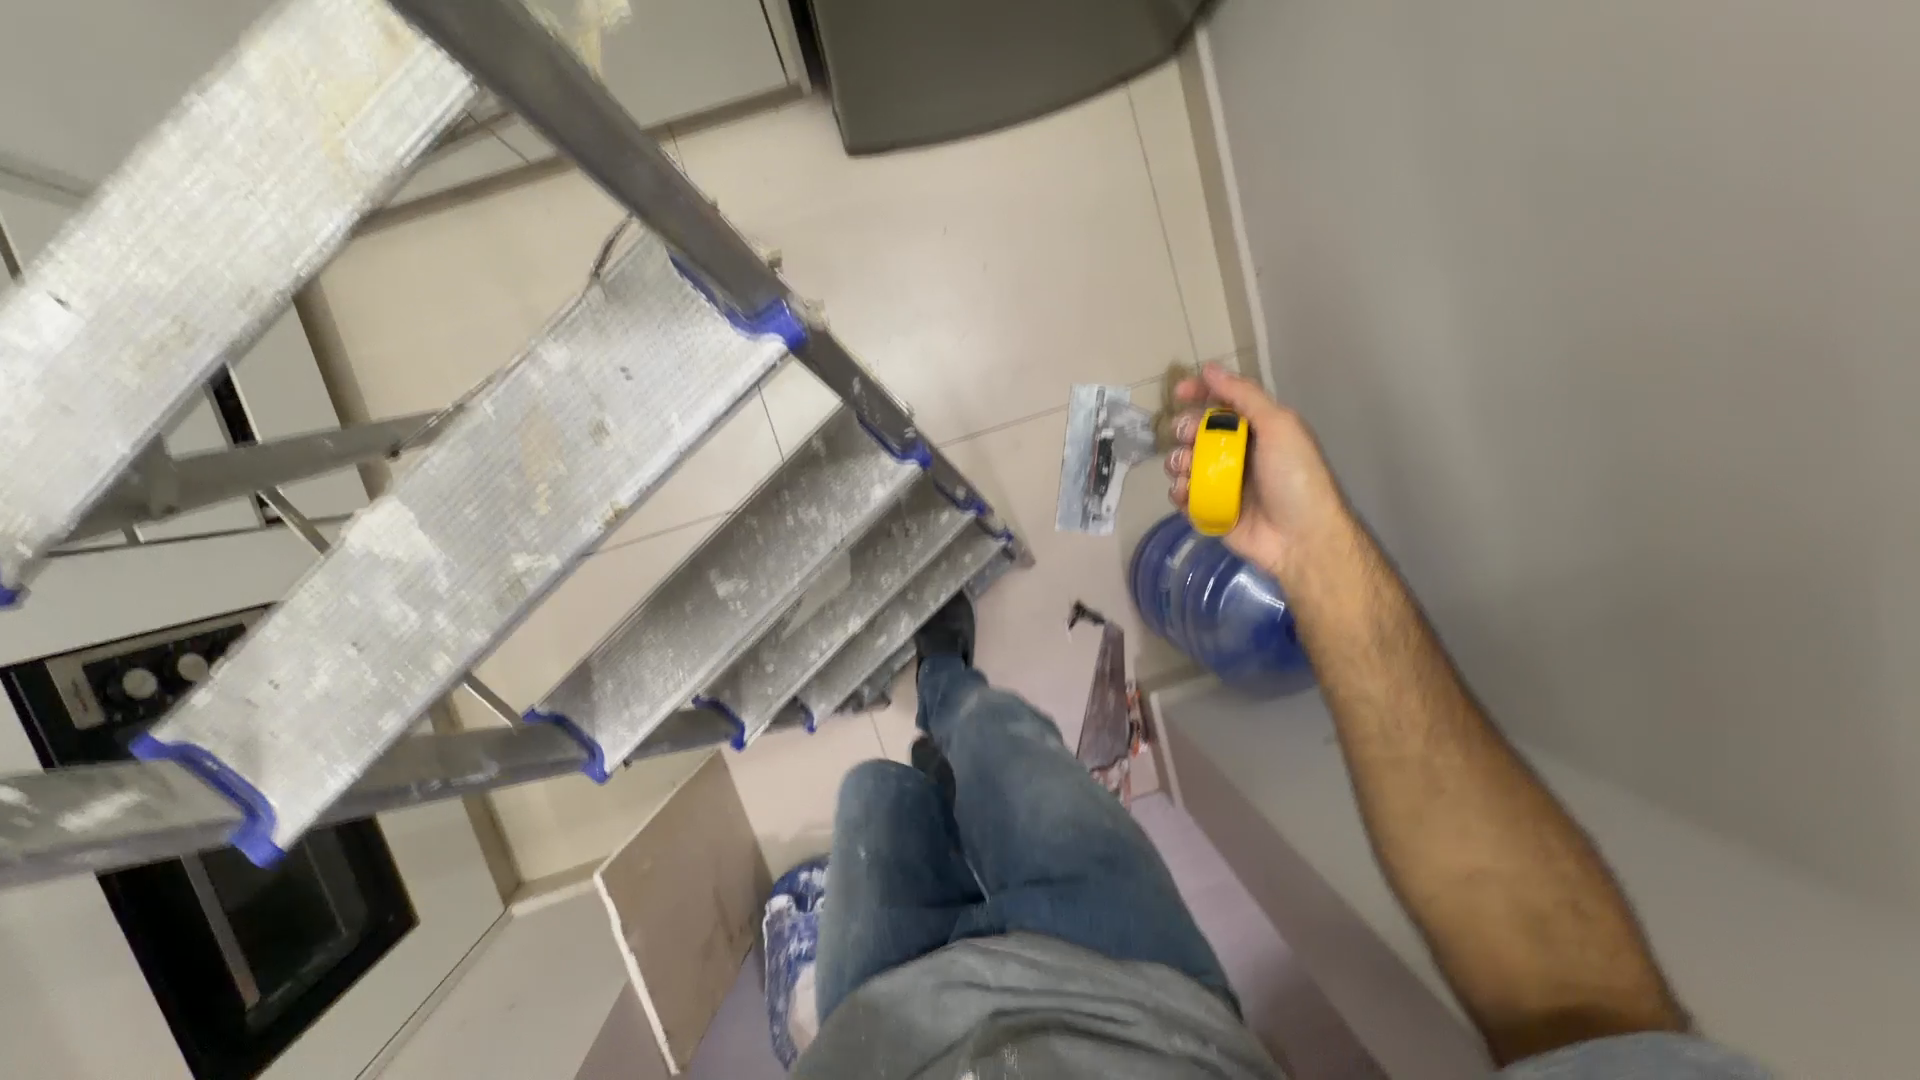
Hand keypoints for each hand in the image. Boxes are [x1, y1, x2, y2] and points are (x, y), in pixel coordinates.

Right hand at [1166, 363, 1348, 581]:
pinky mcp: (1209, 510)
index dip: (1199, 393)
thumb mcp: (1279, 426)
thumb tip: (1209, 368)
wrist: (1301, 537)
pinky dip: (1179, 493)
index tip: (1179, 392)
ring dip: (1178, 462)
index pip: (1220, 403)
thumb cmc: (1295, 477)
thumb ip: (1244, 395)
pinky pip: (1182, 497)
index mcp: (1255, 429)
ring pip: (1183, 463)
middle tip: (1190, 439)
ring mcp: (1221, 483)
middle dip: (1184, 430)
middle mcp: (1235, 453)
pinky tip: (1186, 494)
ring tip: (1188, 472)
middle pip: (1194, 432)